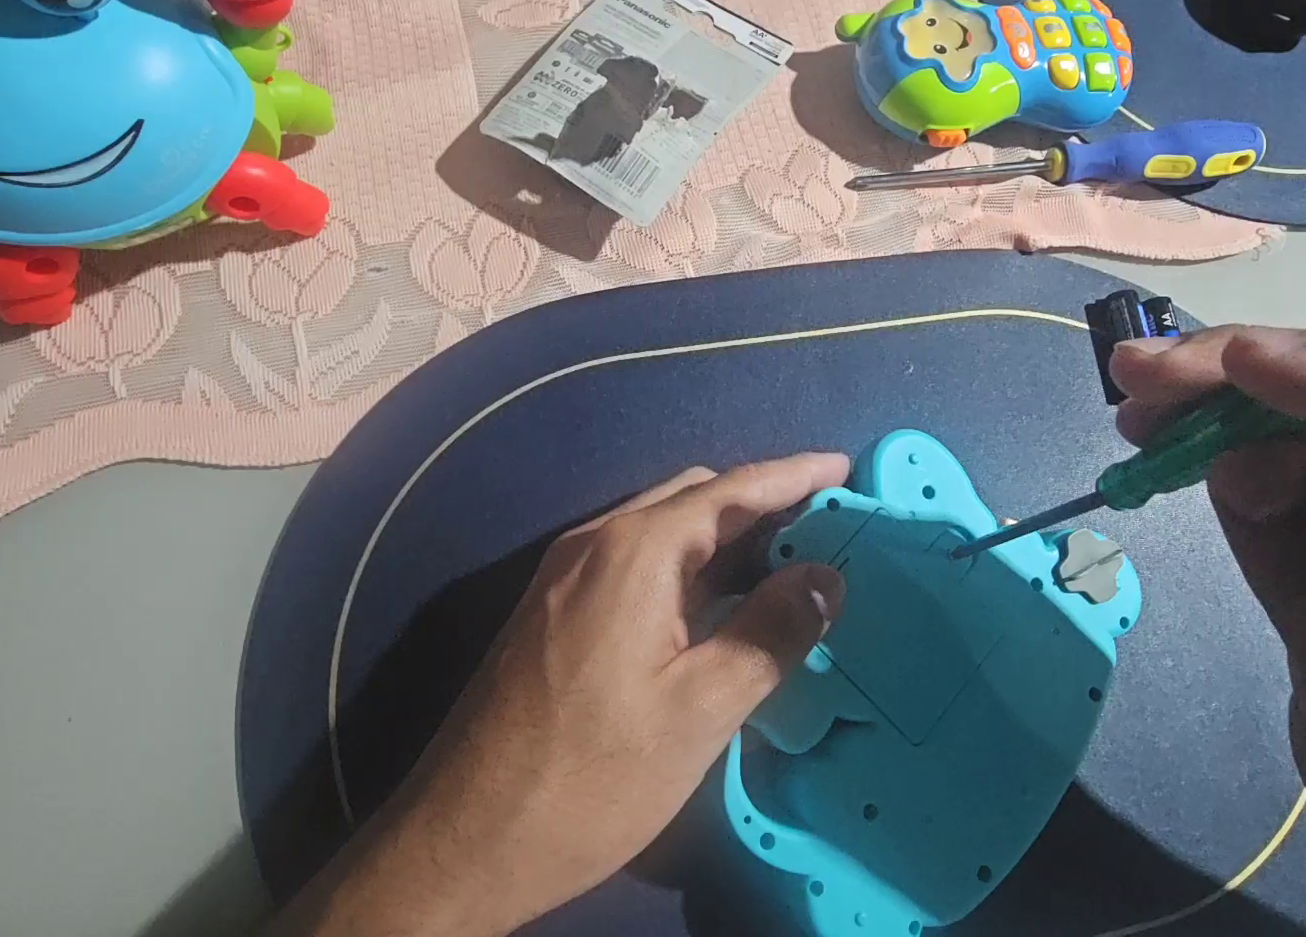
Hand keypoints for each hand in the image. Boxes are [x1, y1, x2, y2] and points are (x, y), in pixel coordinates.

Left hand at [275, 453, 850, 936]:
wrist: (464, 837)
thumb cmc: (589, 776)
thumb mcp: (698, 711)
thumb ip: (769, 633)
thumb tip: (825, 577)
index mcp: (634, 550)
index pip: (730, 492)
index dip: (792, 475)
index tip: (841, 469)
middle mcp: (596, 541)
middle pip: (695, 499)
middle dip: (760, 504)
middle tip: (822, 528)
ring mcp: (568, 571)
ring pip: (663, 529)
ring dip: (724, 537)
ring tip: (784, 563)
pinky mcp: (556, 606)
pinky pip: (637, 561)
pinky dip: (688, 565)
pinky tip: (717, 602)